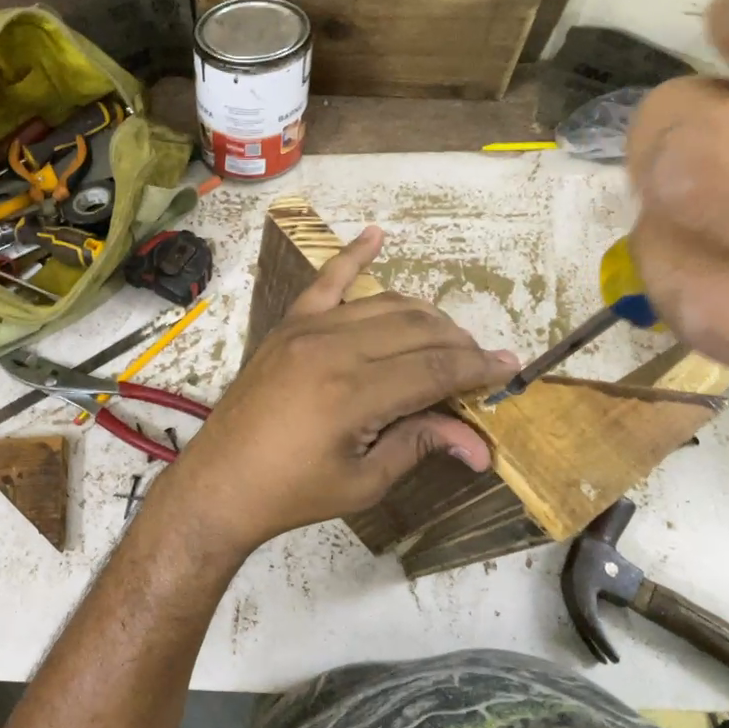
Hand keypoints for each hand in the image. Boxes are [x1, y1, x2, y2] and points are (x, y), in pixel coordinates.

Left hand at [144, 226, 517, 555]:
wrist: (220, 482)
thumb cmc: (291, 492)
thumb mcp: (363, 481)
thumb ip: (420, 445)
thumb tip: (481, 445)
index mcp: (352, 393)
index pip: (434, 369)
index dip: (477, 370)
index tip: (508, 370)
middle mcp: (332, 349)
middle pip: (417, 330)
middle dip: (457, 345)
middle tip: (476, 367)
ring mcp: (305, 330)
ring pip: (384, 304)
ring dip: (424, 316)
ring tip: (446, 338)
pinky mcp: (286, 326)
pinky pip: (326, 281)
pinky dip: (353, 256)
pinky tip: (376, 234)